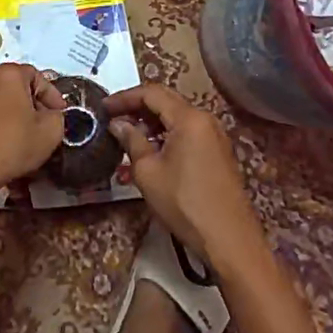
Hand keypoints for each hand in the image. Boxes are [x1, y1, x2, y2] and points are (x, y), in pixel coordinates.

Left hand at [0, 63, 66, 192]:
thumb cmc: (14, 143)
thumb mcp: (51, 131)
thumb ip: (58, 117)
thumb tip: (52, 116)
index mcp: (9, 75)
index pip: (38, 77)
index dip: (53, 95)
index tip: (61, 113)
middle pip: (21, 88)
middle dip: (37, 105)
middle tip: (48, 124)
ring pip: (6, 102)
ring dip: (21, 116)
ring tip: (31, 136)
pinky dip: (5, 124)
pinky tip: (12, 144)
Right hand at [106, 84, 262, 264]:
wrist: (228, 239)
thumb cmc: (184, 203)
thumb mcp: (148, 172)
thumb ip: (132, 141)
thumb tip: (119, 124)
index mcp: (189, 118)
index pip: (152, 93)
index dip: (125, 97)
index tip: (103, 107)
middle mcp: (204, 119)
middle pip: (166, 102)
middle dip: (137, 109)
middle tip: (113, 120)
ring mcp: (214, 136)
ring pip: (176, 120)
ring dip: (150, 126)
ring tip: (126, 142)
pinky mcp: (217, 153)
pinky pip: (186, 135)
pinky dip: (165, 139)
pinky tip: (149, 156)